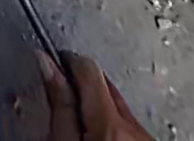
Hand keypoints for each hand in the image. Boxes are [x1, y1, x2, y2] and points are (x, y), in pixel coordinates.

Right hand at [39, 51, 153, 140]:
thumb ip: (59, 106)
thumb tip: (46, 60)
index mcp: (111, 126)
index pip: (88, 68)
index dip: (68, 62)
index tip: (54, 64)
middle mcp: (136, 130)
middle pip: (104, 85)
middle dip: (83, 88)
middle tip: (64, 102)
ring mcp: (147, 138)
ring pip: (119, 105)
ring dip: (100, 107)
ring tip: (82, 126)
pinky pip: (131, 124)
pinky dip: (115, 125)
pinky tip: (104, 136)